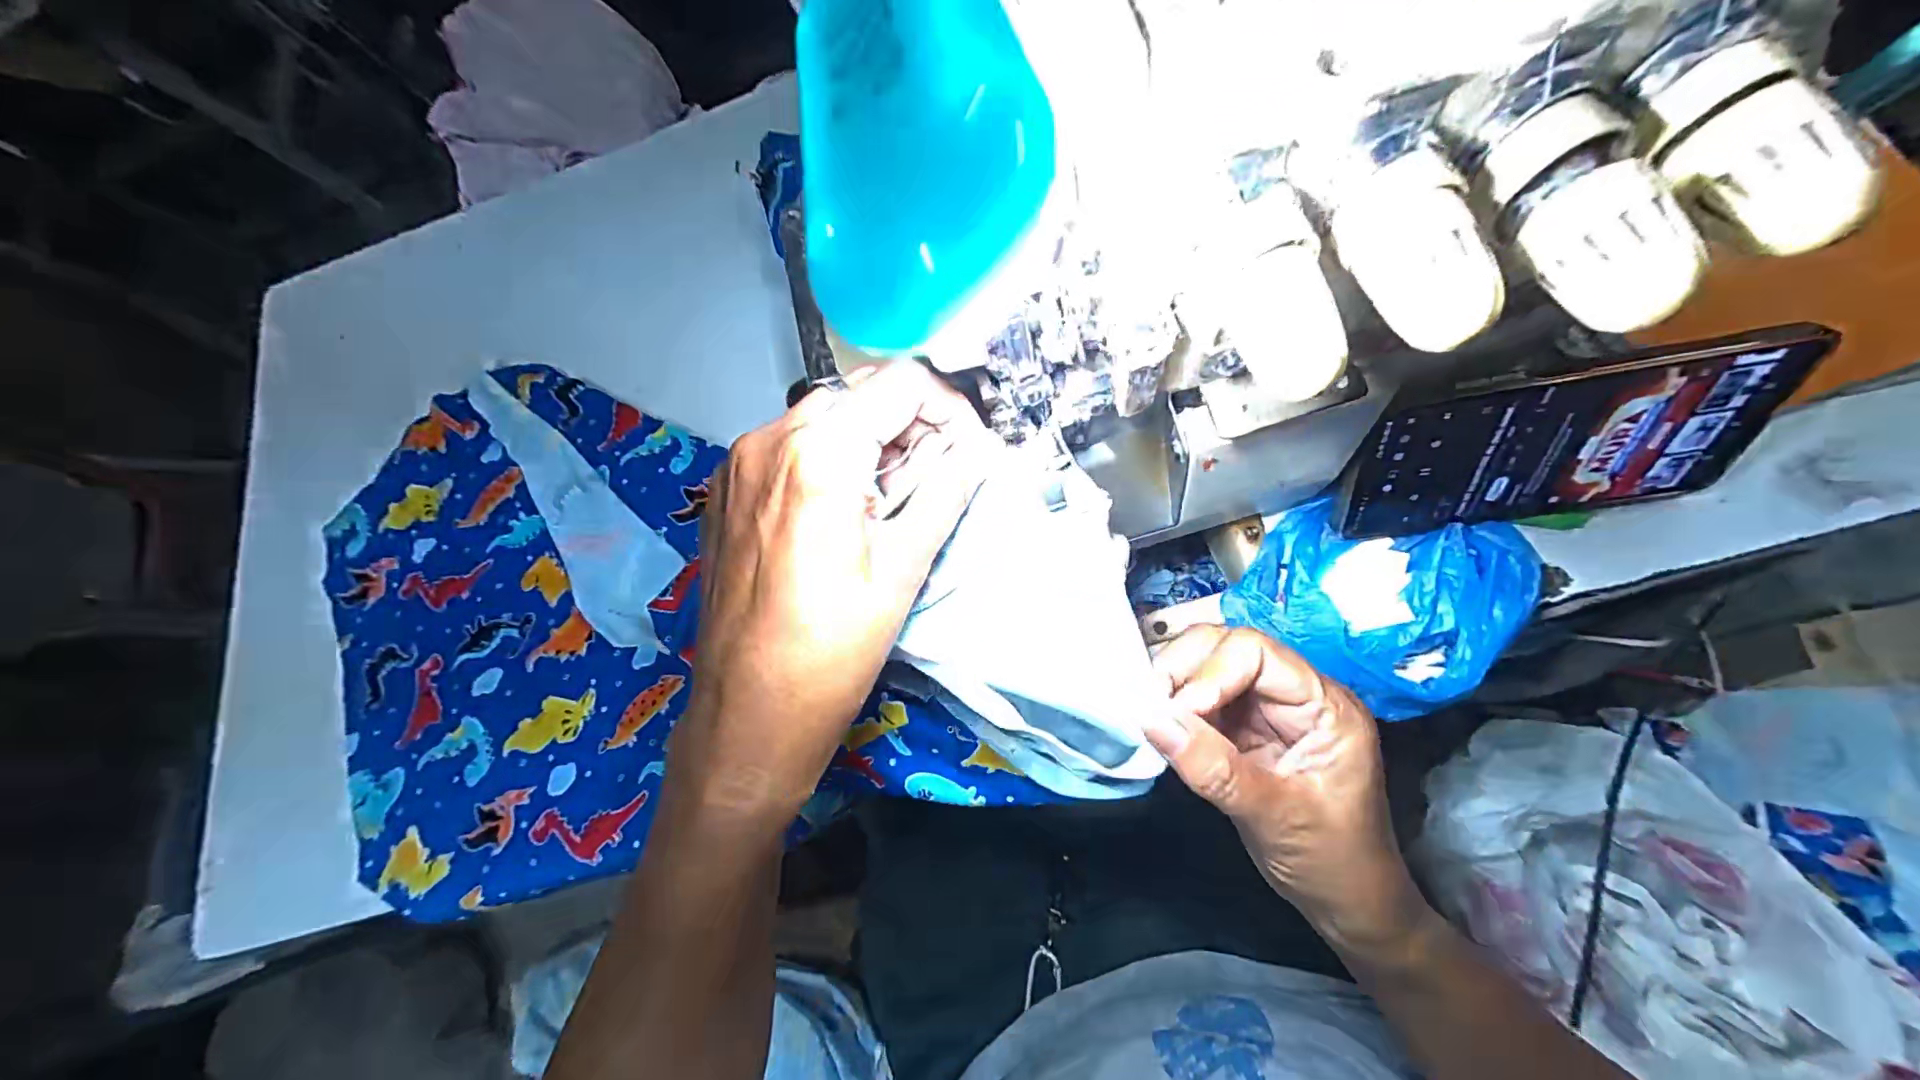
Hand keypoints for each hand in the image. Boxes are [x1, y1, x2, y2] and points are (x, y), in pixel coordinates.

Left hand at [668, 361, 990, 826]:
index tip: (970, 446)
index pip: (899, 384)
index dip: (947, 406)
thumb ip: (945, 491)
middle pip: (859, 396)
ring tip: (894, 498)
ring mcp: (738, 464)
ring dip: (869, 442)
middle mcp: (768, 441)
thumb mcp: (902, 569)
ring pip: (823, 420)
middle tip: (939, 475)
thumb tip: (981, 449)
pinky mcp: (726, 491)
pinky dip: (828, 460)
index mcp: (818, 455)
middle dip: (909, 423)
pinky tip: (845, 510)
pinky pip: (789, 449)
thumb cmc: (830, 654)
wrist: (747, 714)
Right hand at [1143, 625, 1424, 949]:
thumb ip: (1216, 770)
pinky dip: (1173, 707)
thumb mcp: (1278, 818)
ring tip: (1152, 714)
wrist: (1347, 904)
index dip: (1210, 673)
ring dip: (1173, 684)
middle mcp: (1294, 694)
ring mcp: (1265, 709)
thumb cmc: (1334, 863)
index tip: (1177, 711)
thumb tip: (1153, 721)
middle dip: (1185, 667)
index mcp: (1324, 705)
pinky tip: (1161, 725)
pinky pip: (1198, 700)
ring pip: (1207, 667)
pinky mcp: (1240, 729)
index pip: (1257, 654)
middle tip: (1152, 703)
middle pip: (1228, 647)